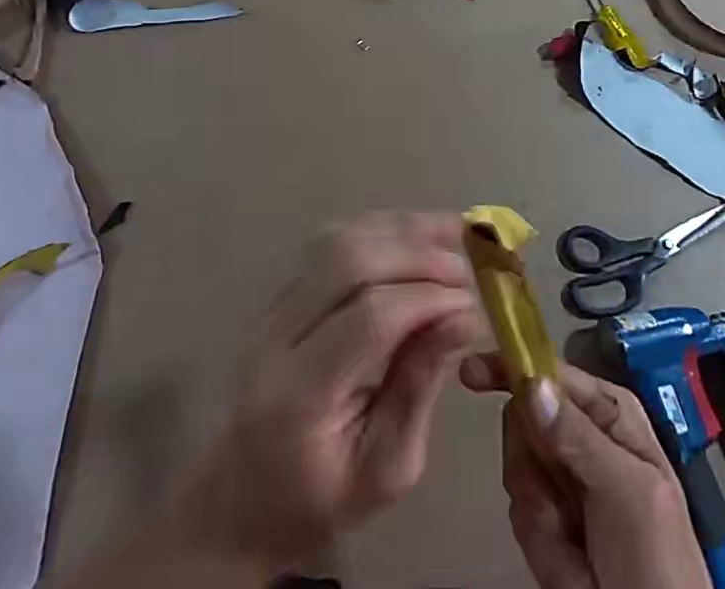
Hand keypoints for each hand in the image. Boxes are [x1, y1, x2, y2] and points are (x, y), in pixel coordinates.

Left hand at [75, 212, 483, 586]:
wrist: (245, 492)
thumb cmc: (322, 496)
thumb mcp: (387, 468)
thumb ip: (421, 387)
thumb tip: (464, 318)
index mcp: (300, 394)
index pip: (370, 318)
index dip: (430, 299)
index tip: (479, 304)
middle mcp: (274, 336)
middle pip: (346, 260)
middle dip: (418, 253)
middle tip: (472, 264)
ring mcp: (269, 307)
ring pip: (335, 239)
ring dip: (401, 228)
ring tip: (455, 231)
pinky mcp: (277, 294)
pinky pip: (328, 242)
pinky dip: (379, 230)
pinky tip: (416, 235)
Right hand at [462, 355, 709, 588]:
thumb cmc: (656, 559)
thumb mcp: (628, 491)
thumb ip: (579, 437)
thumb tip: (532, 384)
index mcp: (609, 414)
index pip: (552, 373)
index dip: (511, 368)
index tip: (472, 374)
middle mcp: (581, 435)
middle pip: (523, 415)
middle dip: (532, 458)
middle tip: (560, 495)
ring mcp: (560, 474)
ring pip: (515, 460)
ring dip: (539, 503)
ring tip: (574, 532)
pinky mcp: (543, 512)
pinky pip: (516, 504)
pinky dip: (537, 532)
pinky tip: (569, 553)